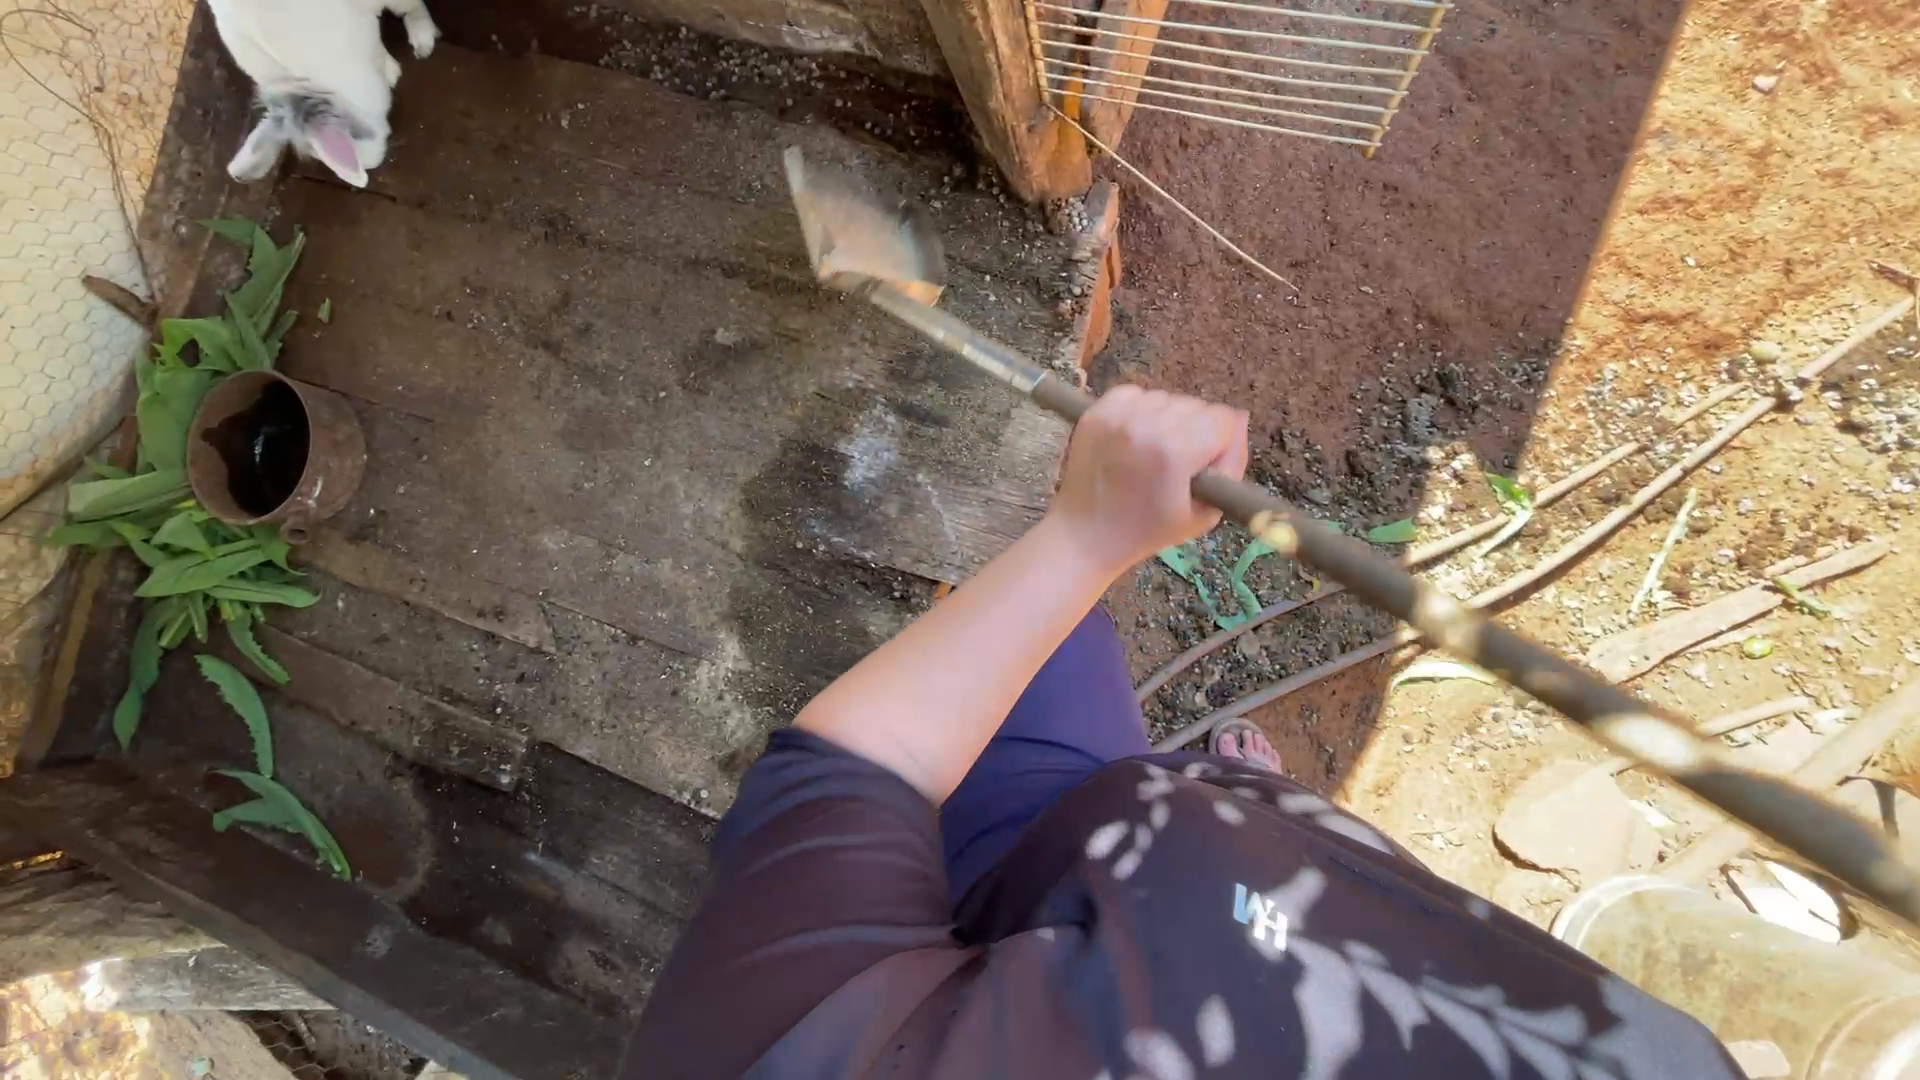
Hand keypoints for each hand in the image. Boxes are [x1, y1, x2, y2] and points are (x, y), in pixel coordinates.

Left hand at [1047, 385, 1248, 573]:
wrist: (1085, 535)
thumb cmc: (1147, 531)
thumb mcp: (1204, 513)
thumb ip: (1232, 465)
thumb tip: (1240, 420)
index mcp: (1174, 452)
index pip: (1223, 419)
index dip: (1218, 446)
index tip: (1200, 469)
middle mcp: (1145, 425)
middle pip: (1195, 406)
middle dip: (1194, 432)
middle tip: (1173, 465)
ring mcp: (1117, 416)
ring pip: (1166, 398)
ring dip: (1166, 420)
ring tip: (1151, 453)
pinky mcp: (1096, 412)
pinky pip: (1135, 394)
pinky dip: (1140, 411)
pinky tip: (1132, 439)